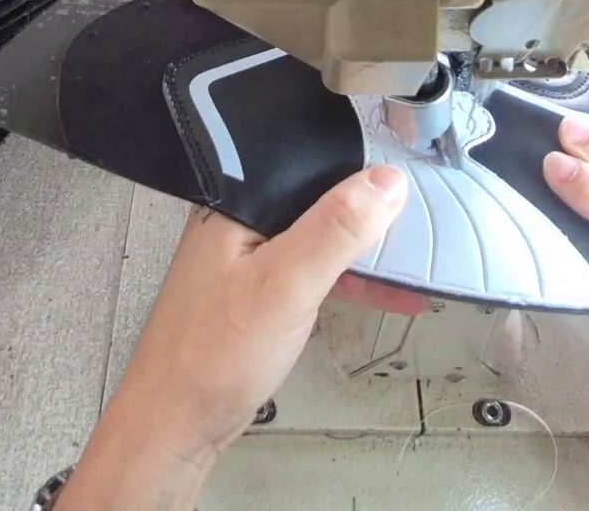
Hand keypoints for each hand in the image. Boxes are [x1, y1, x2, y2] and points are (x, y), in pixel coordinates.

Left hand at [57, 166, 408, 509]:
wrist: (175, 428)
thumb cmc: (208, 357)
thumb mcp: (285, 284)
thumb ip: (334, 230)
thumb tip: (384, 184)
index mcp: (237, 200)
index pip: (308, 160)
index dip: (358, 169)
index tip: (406, 188)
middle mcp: (241, 219)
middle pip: (318, 197)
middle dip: (367, 211)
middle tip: (413, 228)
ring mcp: (250, 255)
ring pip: (319, 234)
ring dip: (361, 249)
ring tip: (408, 263)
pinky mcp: (259, 287)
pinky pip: (314, 267)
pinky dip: (347, 278)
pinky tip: (378, 290)